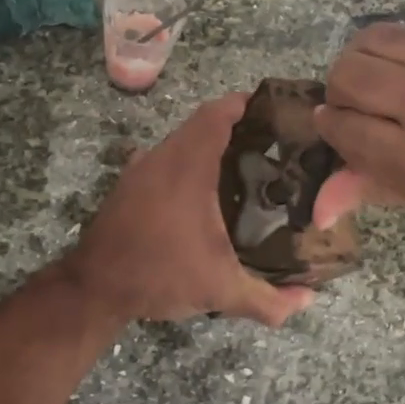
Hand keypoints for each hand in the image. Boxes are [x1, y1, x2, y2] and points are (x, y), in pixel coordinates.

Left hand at [60, 93, 315, 326]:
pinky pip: (164, 161)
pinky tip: (204, 194)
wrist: (95, 288)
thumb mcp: (221, 290)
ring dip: (210, 147)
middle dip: (237, 128)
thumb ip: (270, 299)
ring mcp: (140, 169)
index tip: (275, 109)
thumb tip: (309, 299)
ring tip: (246, 168)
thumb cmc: (160, 275)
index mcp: (187, 166)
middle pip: (202, 124)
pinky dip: (187, 165)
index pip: (218, 113)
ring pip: (181, 142)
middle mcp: (162, 157)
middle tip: (273, 145)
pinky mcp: (128, 186)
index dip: (247, 104)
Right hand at [311, 25, 404, 236]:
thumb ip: (379, 191)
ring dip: (365, 60)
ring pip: (372, 39)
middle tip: (359, 103)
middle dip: (339, 91)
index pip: (338, 125)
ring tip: (385, 77)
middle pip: (345, 74)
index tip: (340, 127)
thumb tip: (316, 208)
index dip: (331, 127)